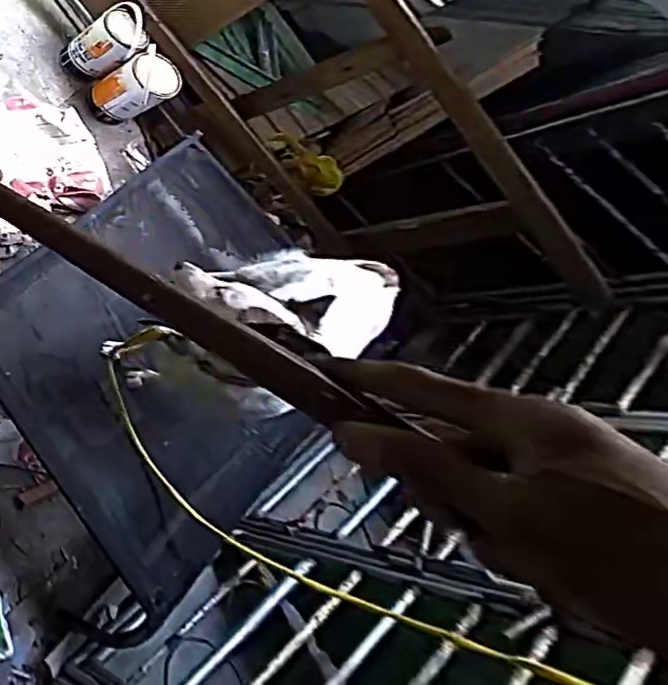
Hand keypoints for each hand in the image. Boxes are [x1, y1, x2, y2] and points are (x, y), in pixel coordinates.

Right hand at [329, 359, 667, 649]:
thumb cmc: (634, 555)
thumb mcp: (511, 513)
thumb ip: (422, 466)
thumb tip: (348, 432)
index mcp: (525, 420)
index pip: (418, 386)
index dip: (362, 376)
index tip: (318, 370)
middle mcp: (545, 440)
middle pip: (447, 451)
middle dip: (444, 494)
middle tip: (461, 523)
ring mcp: (575, 479)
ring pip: (482, 495)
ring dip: (490, 535)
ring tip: (535, 568)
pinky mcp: (598, 517)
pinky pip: (524, 522)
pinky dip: (528, 553)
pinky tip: (564, 581)